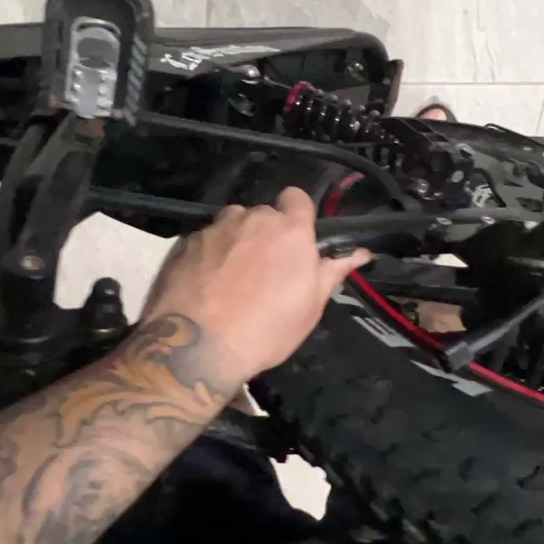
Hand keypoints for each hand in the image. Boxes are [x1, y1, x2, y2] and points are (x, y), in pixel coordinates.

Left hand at [141, 188, 372, 379]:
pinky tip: (205, 286)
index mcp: (289, 230)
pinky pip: (204, 242)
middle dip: (265, 235)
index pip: (297, 197)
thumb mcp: (310, 307)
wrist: (196, 346)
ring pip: (232, 225)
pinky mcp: (184, 243)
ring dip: (236, 242)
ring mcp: (214, 229)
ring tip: (232, 280)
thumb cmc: (266, 329)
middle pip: (263, 215)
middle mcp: (251, 219)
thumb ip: (332, 272)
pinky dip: (208, 257)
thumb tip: (359, 253)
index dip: (298, 215)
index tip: (296, 240)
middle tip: (265, 272)